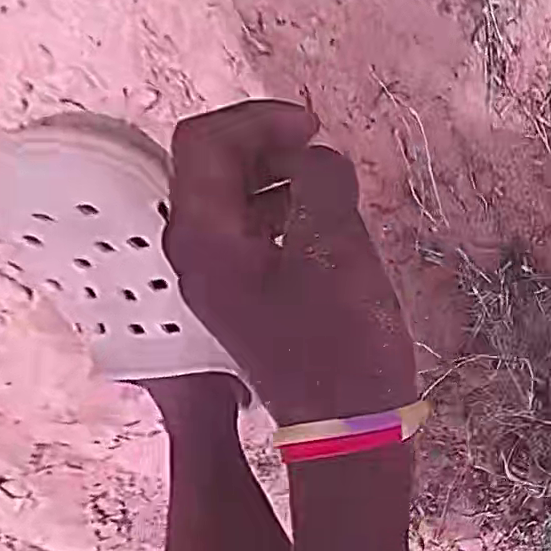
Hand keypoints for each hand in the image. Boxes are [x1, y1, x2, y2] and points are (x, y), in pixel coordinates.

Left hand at [164, 100, 416, 426]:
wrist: (350, 430)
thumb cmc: (344, 345)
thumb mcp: (338, 251)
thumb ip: (321, 184)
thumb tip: (317, 162)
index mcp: (205, 241)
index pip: (206, 145)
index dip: (259, 120)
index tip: (315, 127)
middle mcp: (200, 262)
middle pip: (213, 175)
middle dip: (266, 149)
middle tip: (321, 152)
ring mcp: (224, 291)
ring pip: (236, 210)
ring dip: (278, 184)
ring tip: (330, 190)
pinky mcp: (252, 311)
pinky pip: (256, 244)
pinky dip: (285, 222)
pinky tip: (325, 232)